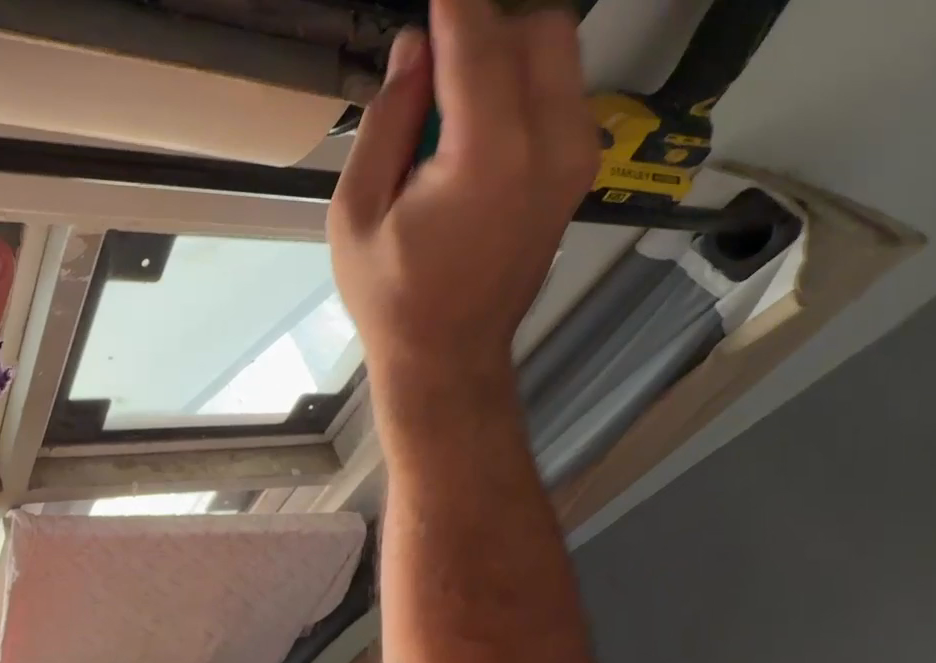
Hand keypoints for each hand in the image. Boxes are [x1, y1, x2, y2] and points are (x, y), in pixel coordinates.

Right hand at [329, 0, 598, 369]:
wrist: (449, 354)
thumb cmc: (390, 294)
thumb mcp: (356, 213)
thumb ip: (387, 124)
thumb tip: (414, 48)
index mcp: (486, 160)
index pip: (479, 43)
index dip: (454, 3)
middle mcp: (550, 145)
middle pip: (537, 31)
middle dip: (481, 30)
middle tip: (427, 70)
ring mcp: (576, 157)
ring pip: (556, 54)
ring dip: (501, 56)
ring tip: (444, 109)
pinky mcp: (579, 169)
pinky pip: (560, 91)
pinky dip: (519, 85)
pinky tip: (471, 131)